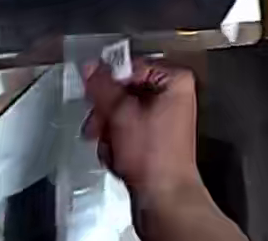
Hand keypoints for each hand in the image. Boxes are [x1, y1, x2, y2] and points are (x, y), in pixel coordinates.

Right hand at [82, 61, 204, 204]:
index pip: (133, 67)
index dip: (110, 80)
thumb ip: (104, 88)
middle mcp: (173, 97)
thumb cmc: (156, 158)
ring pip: (124, 114)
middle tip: (97, 123)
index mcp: (175, 80)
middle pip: (127, 92)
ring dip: (110, 131)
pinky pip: (128, 132)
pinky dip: (117, 144)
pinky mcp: (155, 141)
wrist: (164, 201)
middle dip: (108, 112)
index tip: (92, 89)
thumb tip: (91, 68)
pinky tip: (117, 157)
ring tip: (109, 145)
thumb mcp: (122, 115)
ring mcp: (164, 120)